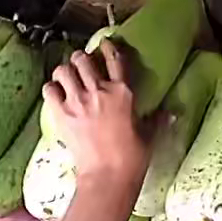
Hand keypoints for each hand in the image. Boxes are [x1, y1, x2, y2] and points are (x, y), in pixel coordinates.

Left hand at [44, 41, 147, 186]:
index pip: (115, 59)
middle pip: (83, 58)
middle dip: (81, 59)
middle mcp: (99, 91)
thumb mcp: (149, 135)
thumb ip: (157, 119)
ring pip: (64, 69)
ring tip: (67, 78)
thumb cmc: (132, 158)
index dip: (108, 47)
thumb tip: (172, 113)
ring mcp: (78, 101)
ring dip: (65, 71)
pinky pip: (49, 89)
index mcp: (123, 93)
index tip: (104, 44)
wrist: (108, 176)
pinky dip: (51, 88)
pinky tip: (56, 94)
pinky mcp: (61, 114)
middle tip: (82, 66)